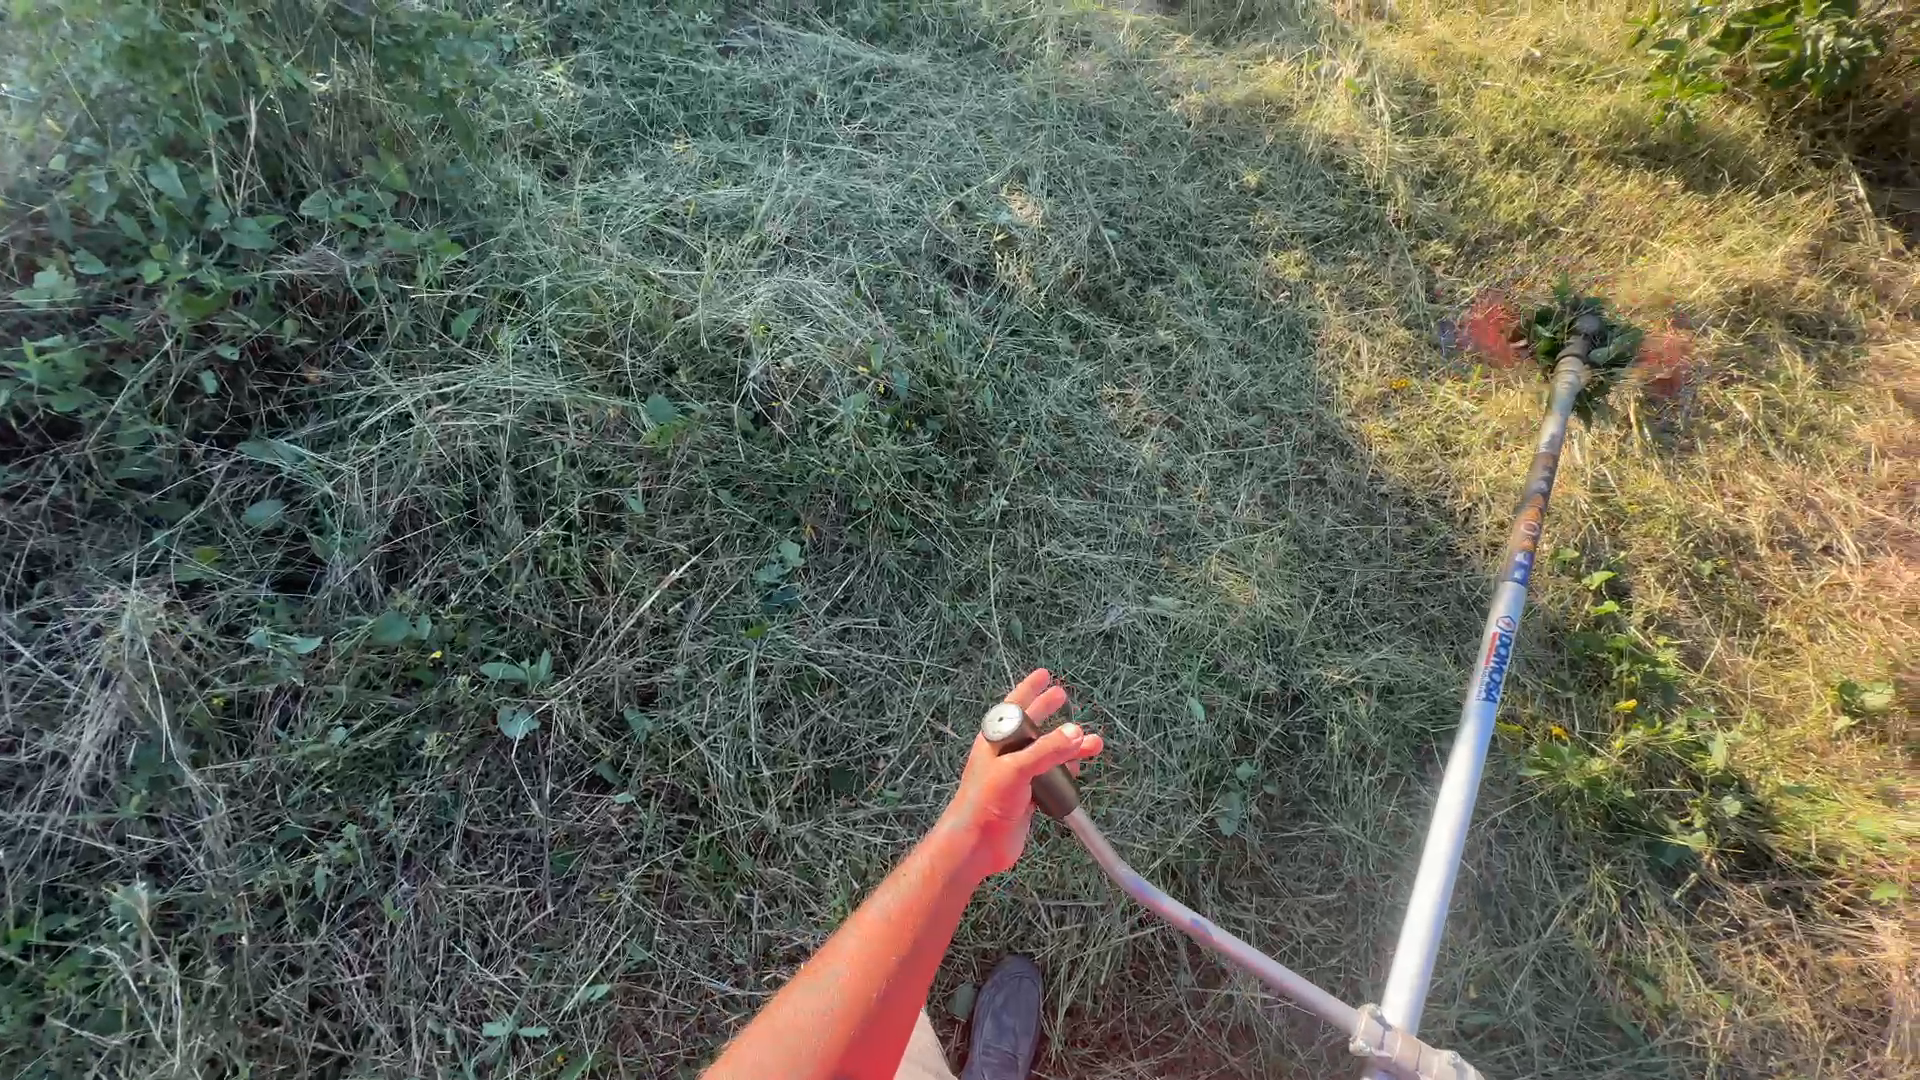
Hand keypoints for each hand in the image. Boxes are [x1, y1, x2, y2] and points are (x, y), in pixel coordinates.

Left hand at [937, 669, 1103, 881]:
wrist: (978, 843)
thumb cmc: (985, 800)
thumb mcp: (1016, 768)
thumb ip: (1048, 750)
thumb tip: (1075, 732)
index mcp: (996, 738)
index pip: (1015, 706)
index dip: (1029, 689)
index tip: (1044, 675)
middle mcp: (1006, 753)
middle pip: (1034, 725)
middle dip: (1049, 711)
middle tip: (1062, 696)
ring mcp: (1018, 775)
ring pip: (1048, 753)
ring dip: (1069, 747)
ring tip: (1093, 742)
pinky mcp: (1028, 796)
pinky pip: (1051, 777)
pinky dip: (1066, 772)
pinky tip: (1079, 769)